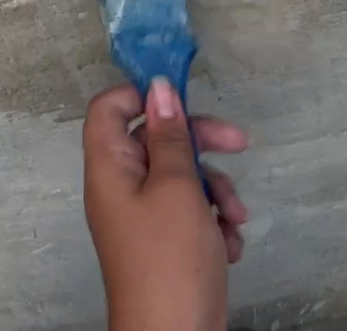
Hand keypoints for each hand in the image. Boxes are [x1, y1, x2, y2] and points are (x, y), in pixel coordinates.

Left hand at [84, 79, 249, 330]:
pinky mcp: (163, 244)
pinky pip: (187, 213)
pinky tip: (230, 246)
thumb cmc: (170, 258)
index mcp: (108, 165)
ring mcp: (140, 217)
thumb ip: (170, 136)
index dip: (140, 95)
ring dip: (213, 190)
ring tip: (235, 218)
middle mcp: (118, 185)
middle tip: (238, 143)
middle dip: (199, 143)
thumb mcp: (177, 188)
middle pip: (154, 139)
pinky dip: (211, 222)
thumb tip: (159, 87)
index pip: (108, 108)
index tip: (181, 97)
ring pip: (178, 177)